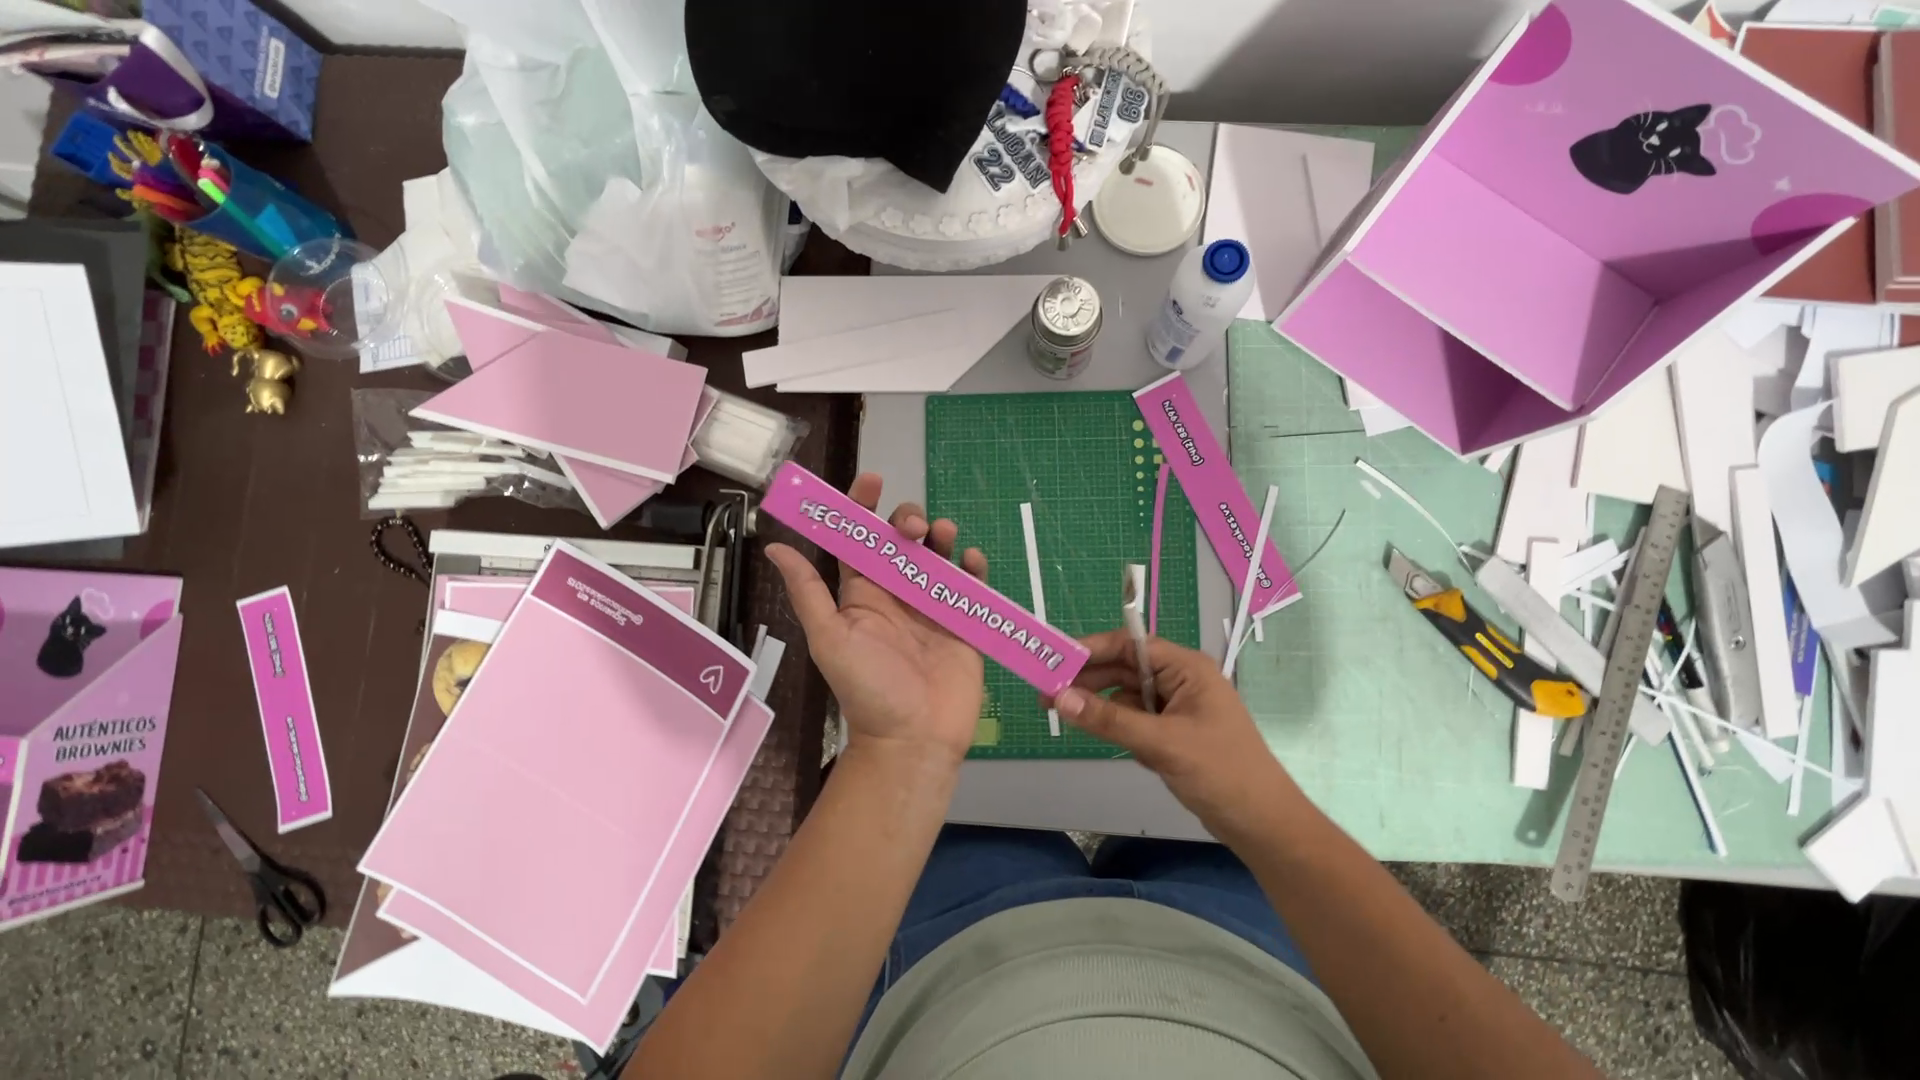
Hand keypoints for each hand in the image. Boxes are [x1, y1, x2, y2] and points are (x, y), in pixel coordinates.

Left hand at [765, 473, 987, 768]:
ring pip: (939, 554)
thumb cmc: (867, 689)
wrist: (913, 738)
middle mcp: (897, 593)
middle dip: (908, 520)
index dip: (863, 506)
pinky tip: (971, 559)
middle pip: (903, 540)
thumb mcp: (829, 638)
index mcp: (862, 594)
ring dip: (942, 535)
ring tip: (943, 536)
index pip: (860, 539)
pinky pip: (971, 583)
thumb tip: (776, 547)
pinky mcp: (964, 620)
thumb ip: (809, 592)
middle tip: (912, 528)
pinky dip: (974, 565)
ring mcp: (933, 606)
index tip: (871, 480)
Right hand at [1051, 631, 1298, 843]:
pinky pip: (1135, 719)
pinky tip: (1100, 738)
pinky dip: (1117, 727)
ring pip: (1126, 696)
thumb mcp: (1160, 743)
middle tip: (1046, 694)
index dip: (1091, 649)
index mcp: (1187, 668)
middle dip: (1087, 680)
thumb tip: (1059, 698)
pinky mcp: (1174, 734)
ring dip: (1099, 705)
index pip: (1131, 645)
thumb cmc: (1220, 772)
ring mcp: (1177, 708)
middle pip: (1125, 669)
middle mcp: (1181, 681)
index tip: (1055, 660)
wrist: (1262, 823)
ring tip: (1061, 714)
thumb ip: (1109, 719)